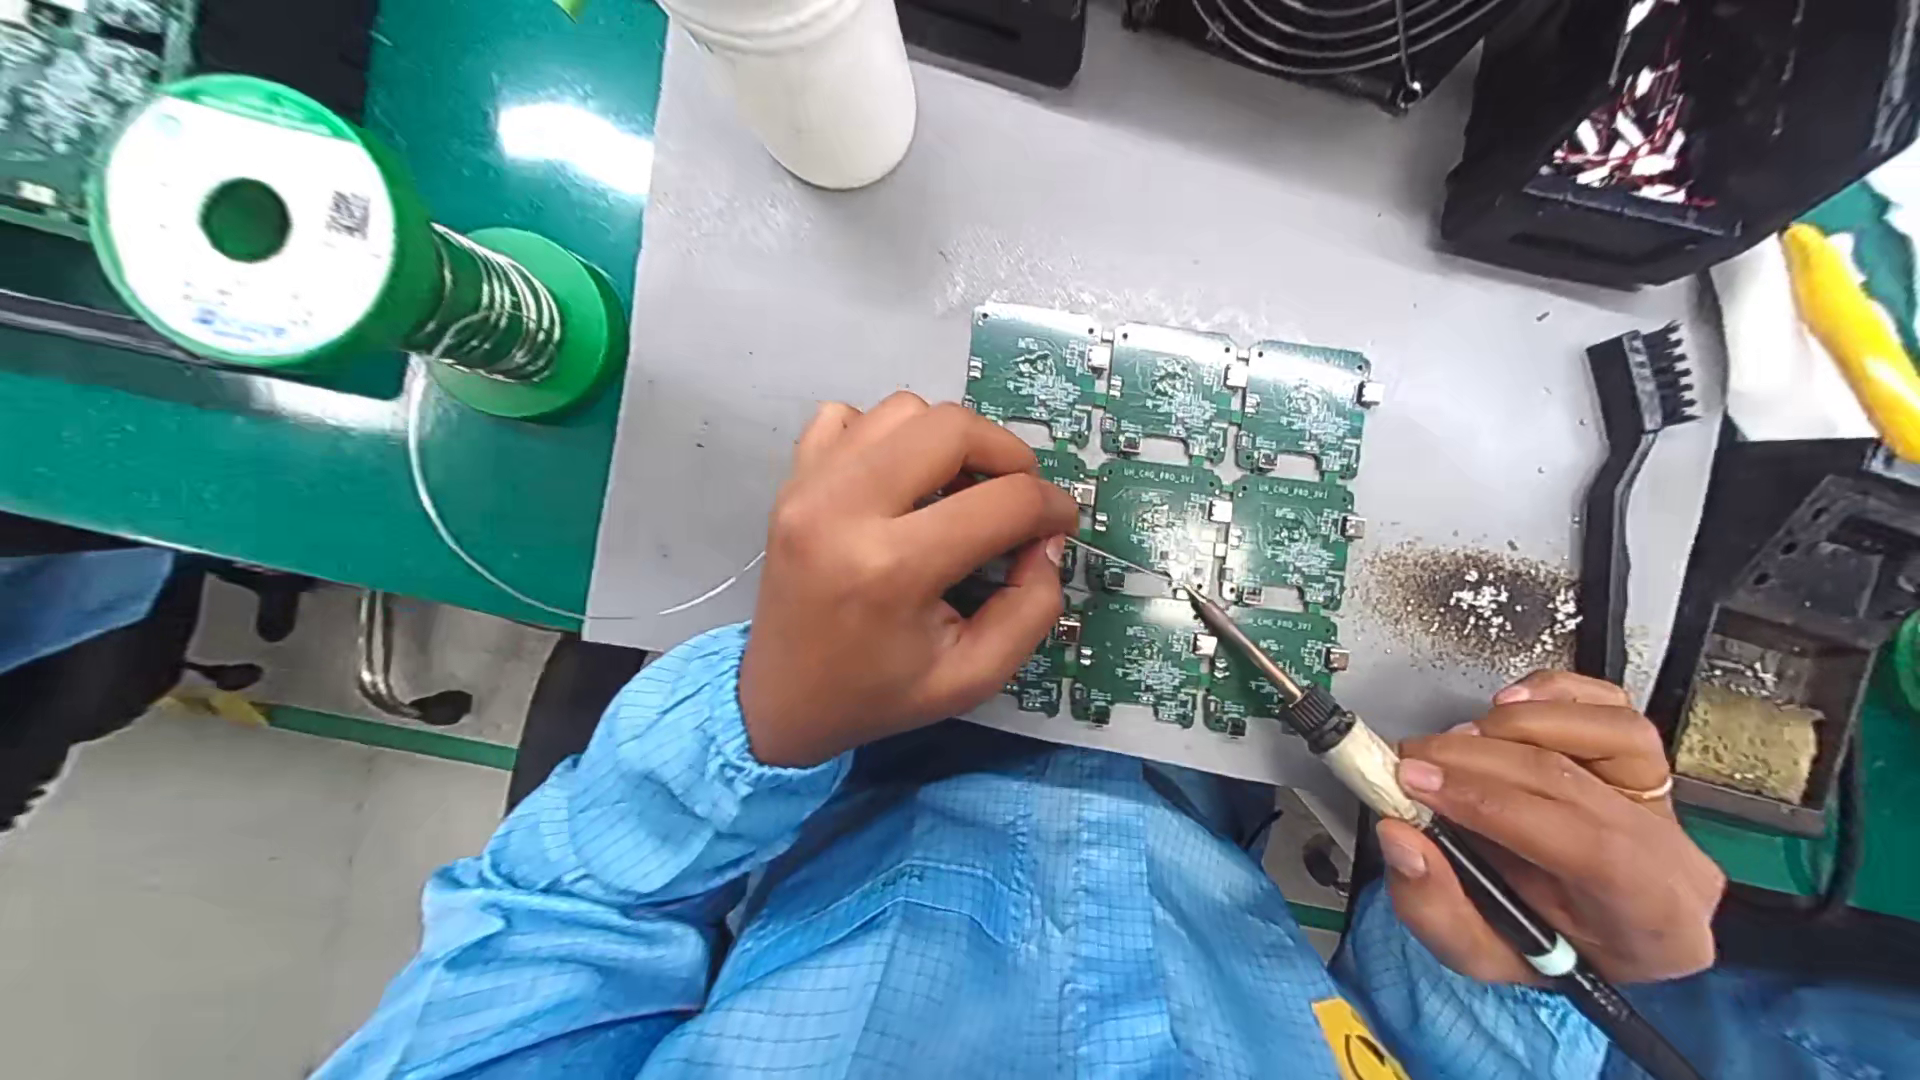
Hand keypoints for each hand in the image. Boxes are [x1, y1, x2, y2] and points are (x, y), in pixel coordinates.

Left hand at [738, 392, 1078, 766]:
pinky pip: (848, 418)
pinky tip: (898, 481)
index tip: (1059, 523)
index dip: (1051, 506)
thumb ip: (1031, 607)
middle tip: (1016, 495)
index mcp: (892, 569)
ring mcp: (808, 486)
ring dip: (949, 441)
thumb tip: (1045, 538)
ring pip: (904, 410)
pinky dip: (887, 436)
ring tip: (957, 490)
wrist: (782, 700)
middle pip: (951, 427)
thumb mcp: (974, 676)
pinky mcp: (791, 480)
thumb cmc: (878, 694)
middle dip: (1007, 454)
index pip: (1003, 502)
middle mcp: (844, 509)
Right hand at [1376, 671, 1724, 983]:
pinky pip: (1609, 706)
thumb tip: (1400, 835)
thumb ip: (1430, 905)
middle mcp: (1671, 858)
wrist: (1554, 914)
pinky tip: (1506, 705)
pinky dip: (1553, 693)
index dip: (1493, 804)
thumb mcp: (1471, 950)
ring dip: (1508, 729)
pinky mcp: (1637, 758)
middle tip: (1406, 763)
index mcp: (1651, 922)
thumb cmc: (1525, 938)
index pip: (1591, 849)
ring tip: (1454, 745)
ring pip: (1606, 734)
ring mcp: (1661, 802)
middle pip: (1570, 783)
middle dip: (1469, 762)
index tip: (1416, 782)